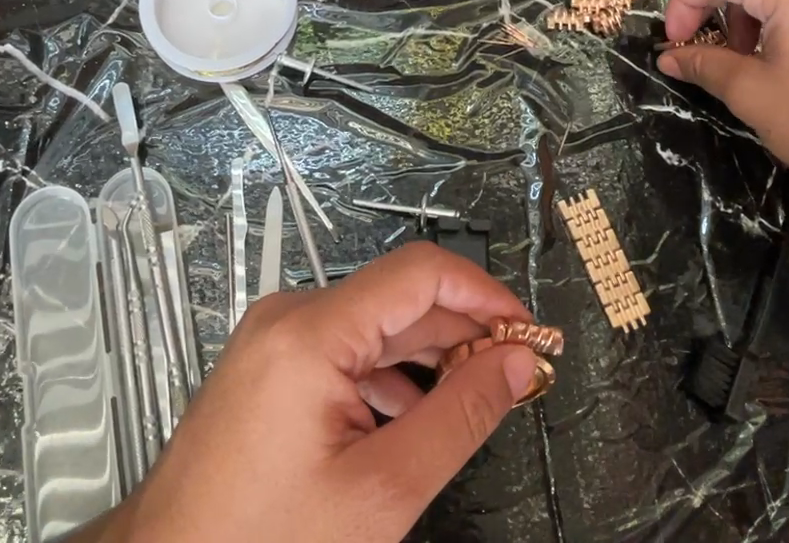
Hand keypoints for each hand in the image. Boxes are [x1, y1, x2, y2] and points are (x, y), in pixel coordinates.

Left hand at [84, 242, 538, 542]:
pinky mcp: (272, 361)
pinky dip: (390, 372)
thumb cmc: (263, 539)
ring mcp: (276, 337)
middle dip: (463, 331)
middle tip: (513, 375)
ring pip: (376, 324)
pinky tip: (414, 413)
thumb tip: (516, 364)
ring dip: (430, 355)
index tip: (525, 330)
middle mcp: (289, 317)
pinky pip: (346, 347)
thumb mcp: (382, 490)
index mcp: (311, 332)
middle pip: (400, 299)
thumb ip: (461, 416)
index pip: (421, 272)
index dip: (484, 293)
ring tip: (472, 399)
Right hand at [656, 0, 788, 224]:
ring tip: (743, 63)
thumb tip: (669, 58)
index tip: (675, 45)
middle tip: (704, 51)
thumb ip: (705, 67)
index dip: (683, 0)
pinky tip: (784, 68)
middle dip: (713, 6)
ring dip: (746, 15)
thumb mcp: (753, 97)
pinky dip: (780, 23)